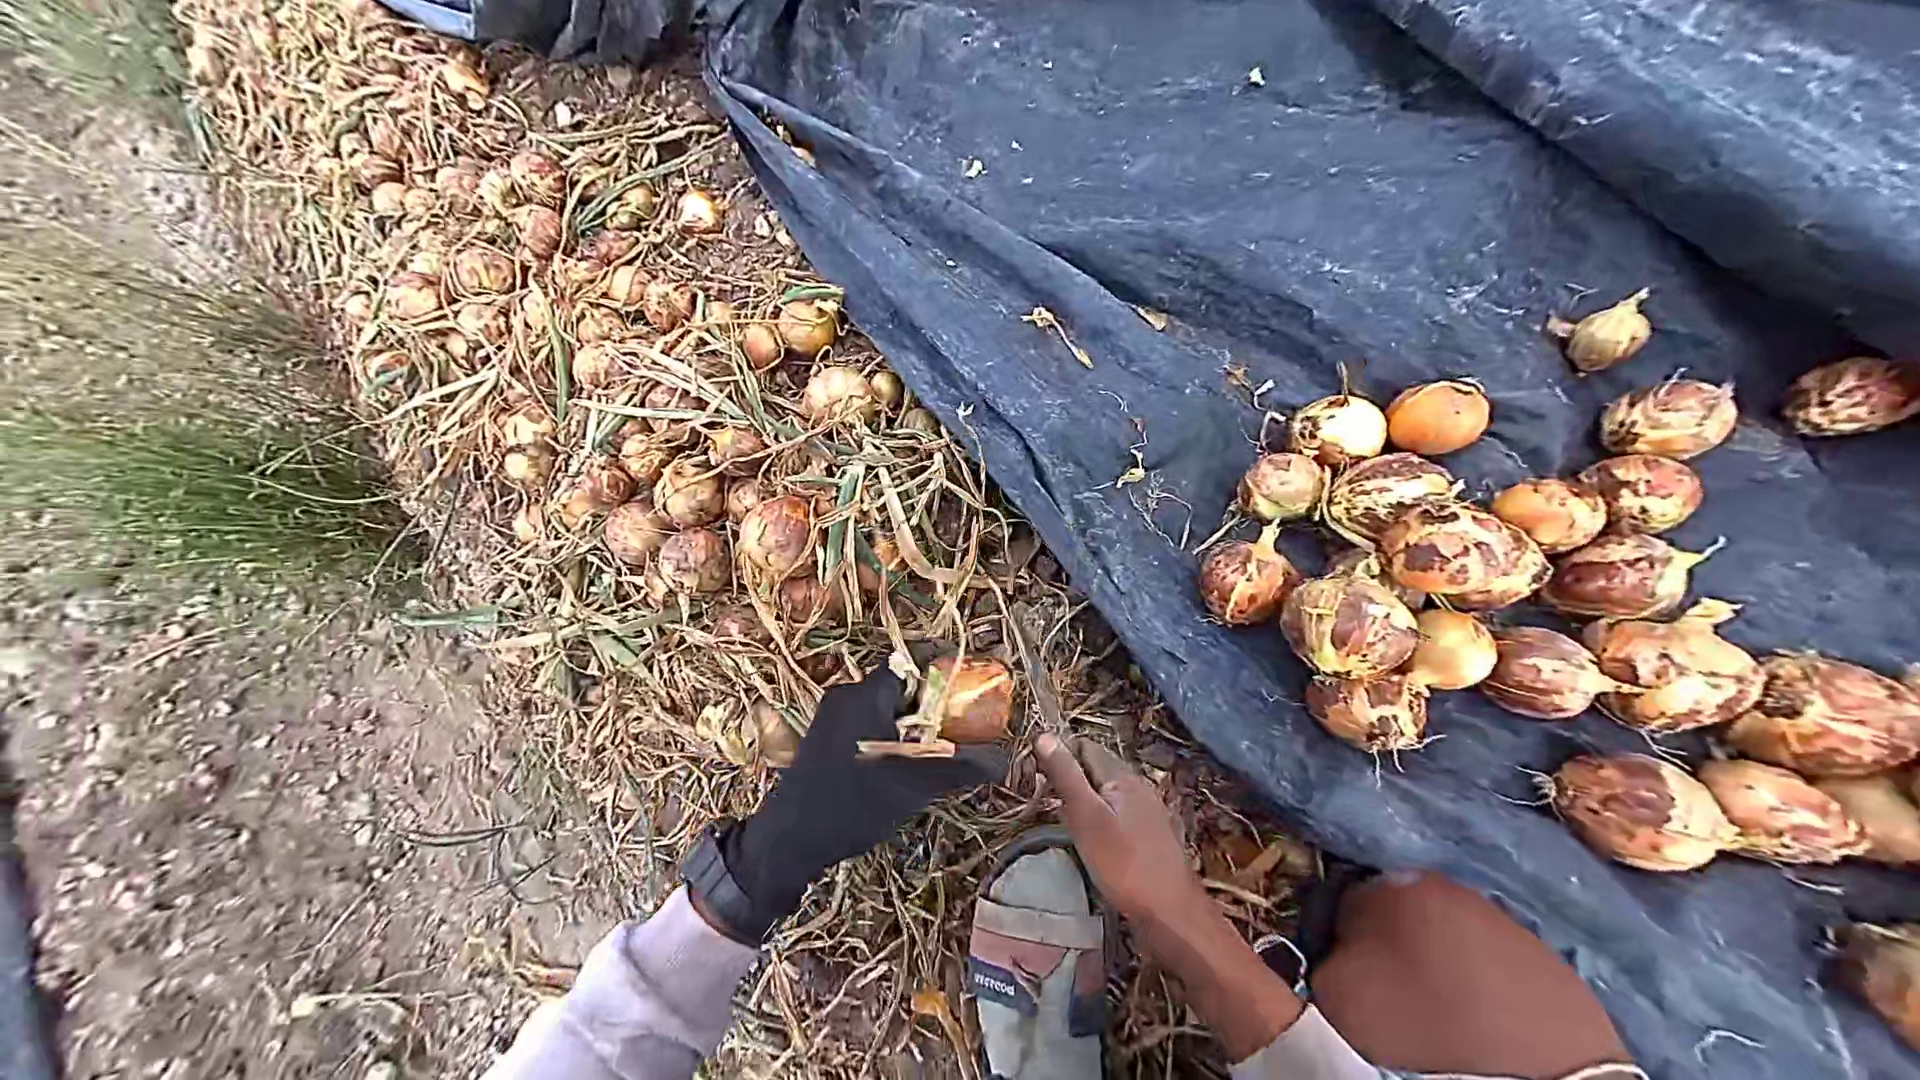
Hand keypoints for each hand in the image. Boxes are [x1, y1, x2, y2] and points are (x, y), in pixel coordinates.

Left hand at [720, 668, 1006, 940]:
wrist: (790, 842)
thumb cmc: (854, 804)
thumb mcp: (916, 785)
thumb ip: (962, 767)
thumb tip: (1004, 758)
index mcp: (866, 695)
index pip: (910, 663)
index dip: (942, 667)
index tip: (968, 681)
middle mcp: (846, 697)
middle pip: (900, 686)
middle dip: (932, 701)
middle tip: (958, 722)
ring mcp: (831, 718)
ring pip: (884, 708)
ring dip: (912, 723)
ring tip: (936, 749)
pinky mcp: (824, 740)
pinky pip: (868, 725)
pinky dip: (891, 736)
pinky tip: (903, 767)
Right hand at [1033, 733, 1209, 928]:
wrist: (1172, 915)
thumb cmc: (1124, 865)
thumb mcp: (1086, 817)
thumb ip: (1066, 775)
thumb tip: (1044, 735)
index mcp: (1123, 776)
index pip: (1084, 747)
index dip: (1059, 757)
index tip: (1039, 781)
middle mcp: (1139, 785)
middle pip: (1096, 768)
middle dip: (1071, 779)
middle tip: (1049, 804)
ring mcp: (1149, 810)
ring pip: (1107, 792)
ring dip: (1085, 800)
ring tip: (1067, 823)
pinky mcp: (1152, 834)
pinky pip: (1118, 812)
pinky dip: (1100, 818)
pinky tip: (1094, 841)